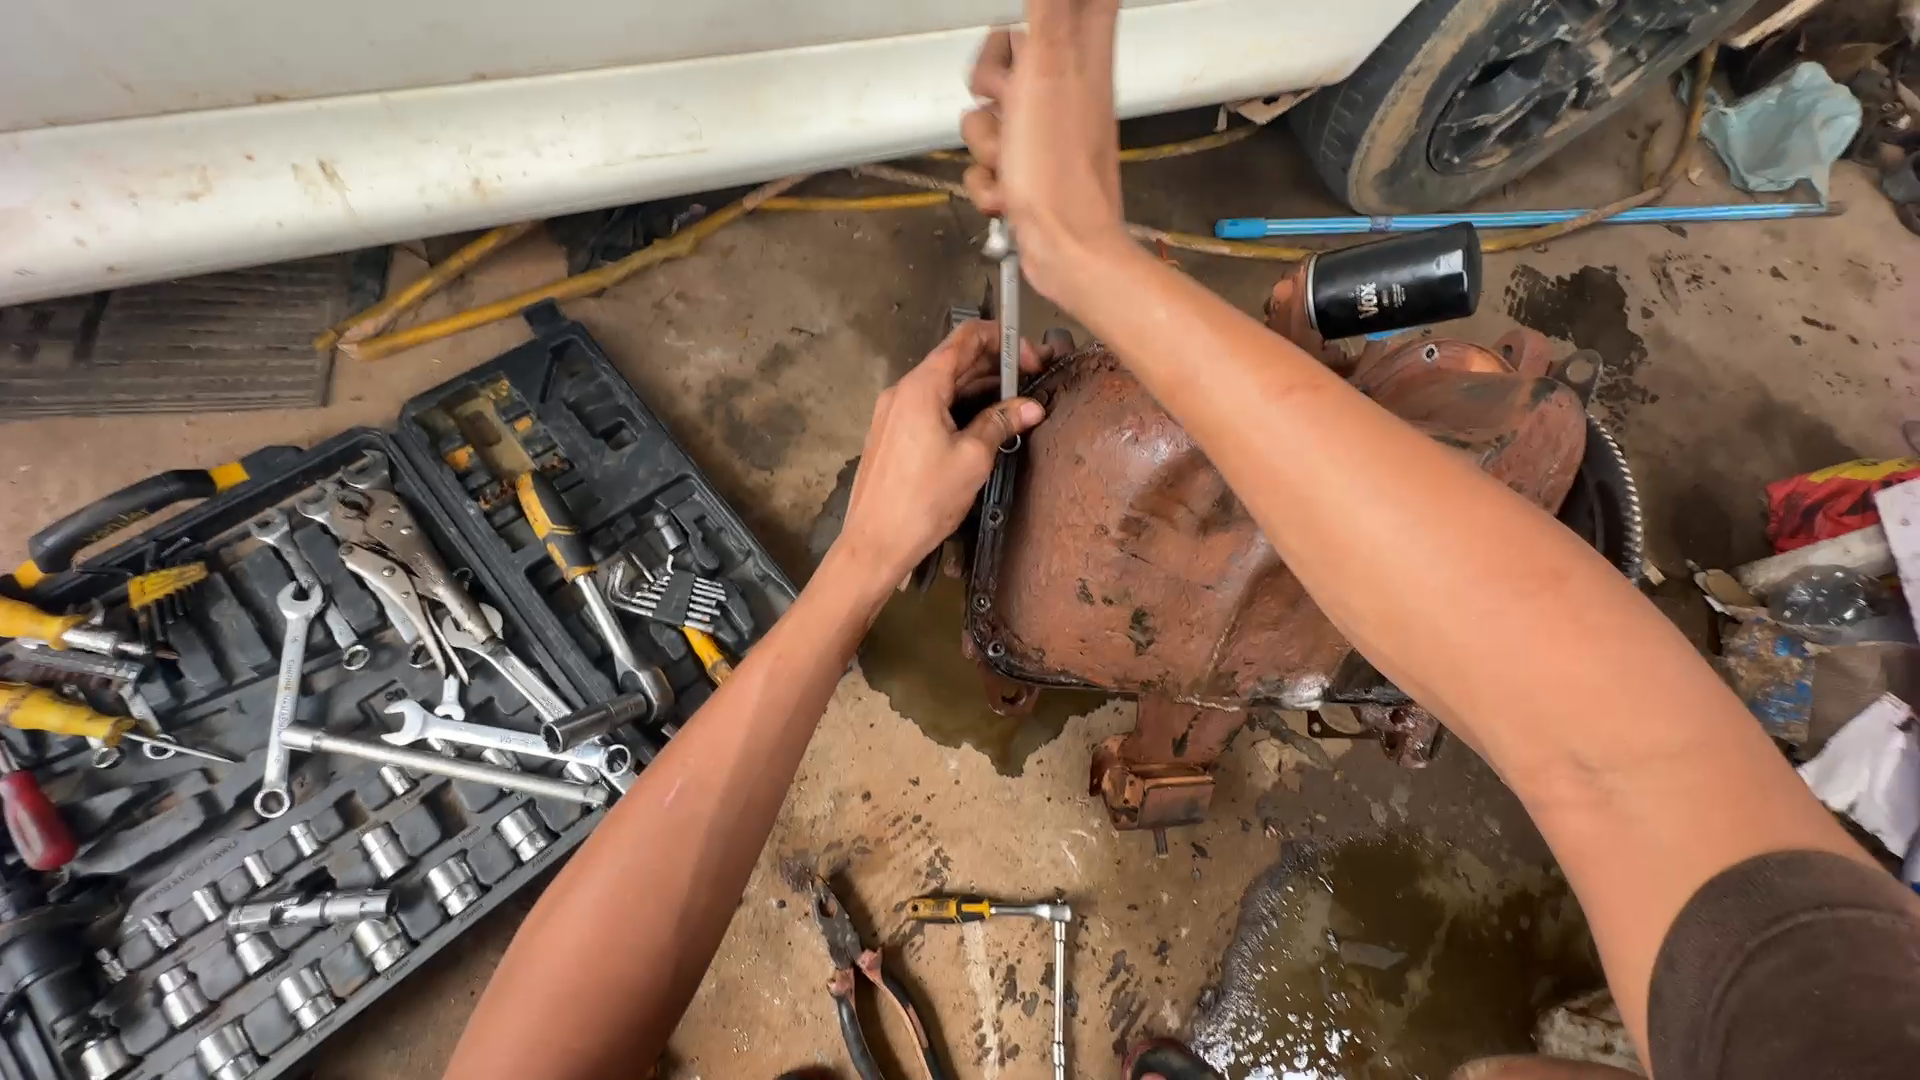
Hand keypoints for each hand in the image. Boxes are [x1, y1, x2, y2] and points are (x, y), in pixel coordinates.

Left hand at [832, 320, 1048, 590]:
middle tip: (1032, 383)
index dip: (1004, 340)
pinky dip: (959, 407)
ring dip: (979, 389)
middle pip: (955, 361)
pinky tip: (984, 423)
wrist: (875, 542)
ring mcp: (893, 412)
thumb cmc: (925, 500)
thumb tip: (1032, 406)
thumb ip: (1000, 423)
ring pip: (943, 386)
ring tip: (1015, 405)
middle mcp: (902, 390)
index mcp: (921, 387)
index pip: (965, 339)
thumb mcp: (972, 459)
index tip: (1033, 360)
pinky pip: (930, 407)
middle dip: (996, 366)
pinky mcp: (891, 434)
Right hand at [962, 0, 1126, 298]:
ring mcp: (1041, 137)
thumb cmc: (1059, 174)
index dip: (1035, 12)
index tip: (1027, 28)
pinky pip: (985, 165)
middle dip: (988, 87)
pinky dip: (988, 184)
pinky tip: (1008, 194)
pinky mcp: (1025, 176)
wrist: (1063, 250)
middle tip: (1006, 104)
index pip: (1063, 3)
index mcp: (1077, 54)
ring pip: (986, 118)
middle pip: (1004, 60)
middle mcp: (1062, 92)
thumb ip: (1048, 8)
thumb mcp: (1046, 69)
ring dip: (986, 147)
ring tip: (1012, 164)